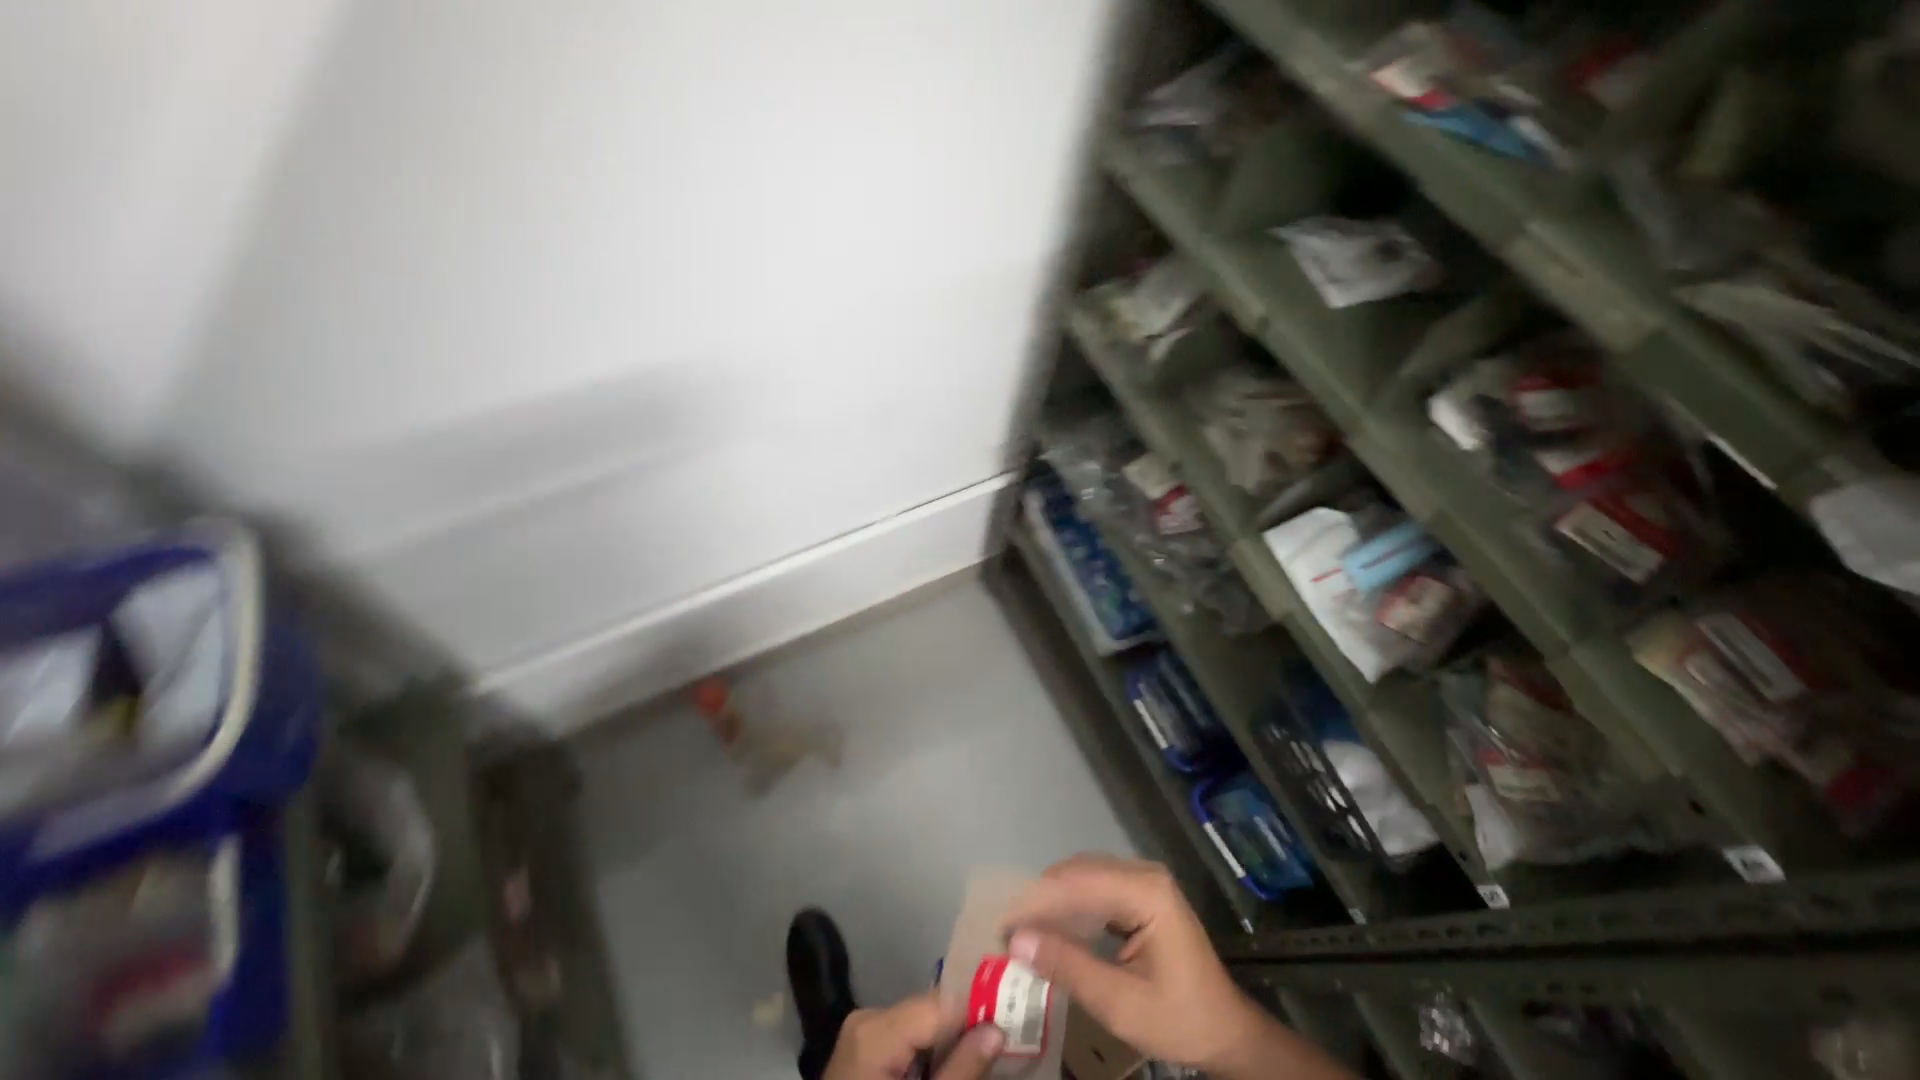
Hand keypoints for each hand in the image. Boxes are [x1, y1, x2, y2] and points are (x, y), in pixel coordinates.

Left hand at [822, 992, 1004, 1079]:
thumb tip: (996, 1030)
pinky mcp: (864, 1050)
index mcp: (876, 1030)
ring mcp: (862, 1033)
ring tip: (986, 1055)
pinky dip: (931, 1053)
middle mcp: (867, 1020)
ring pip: (923, 1025)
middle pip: (933, 1012)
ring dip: (952, 1042)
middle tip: (1008, 1041)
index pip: (942, 1003)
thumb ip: (962, 1070)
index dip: (980, 1009)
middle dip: (968, 1027)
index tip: (1016, 1018)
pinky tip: (952, 1068)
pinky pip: (907, 1039)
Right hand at [1002, 855, 1269, 1073]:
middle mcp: (1145, 875)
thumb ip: (1068, 967)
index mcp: (1147, 893)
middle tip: (1005, 931)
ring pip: (1082, 879)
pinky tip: (1050, 933)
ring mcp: (1144, 883)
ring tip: (1020, 933)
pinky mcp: (1140, 896)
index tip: (1000, 926)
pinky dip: (1069, 909)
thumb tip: (1016, 939)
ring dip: (1051, 904)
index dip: (1036, 902)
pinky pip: (1094, 891)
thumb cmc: (1178, 1019)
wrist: (1225, 1032)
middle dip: (1039, 900)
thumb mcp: (1119, 1003)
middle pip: (1077, 874)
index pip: (1078, 883)